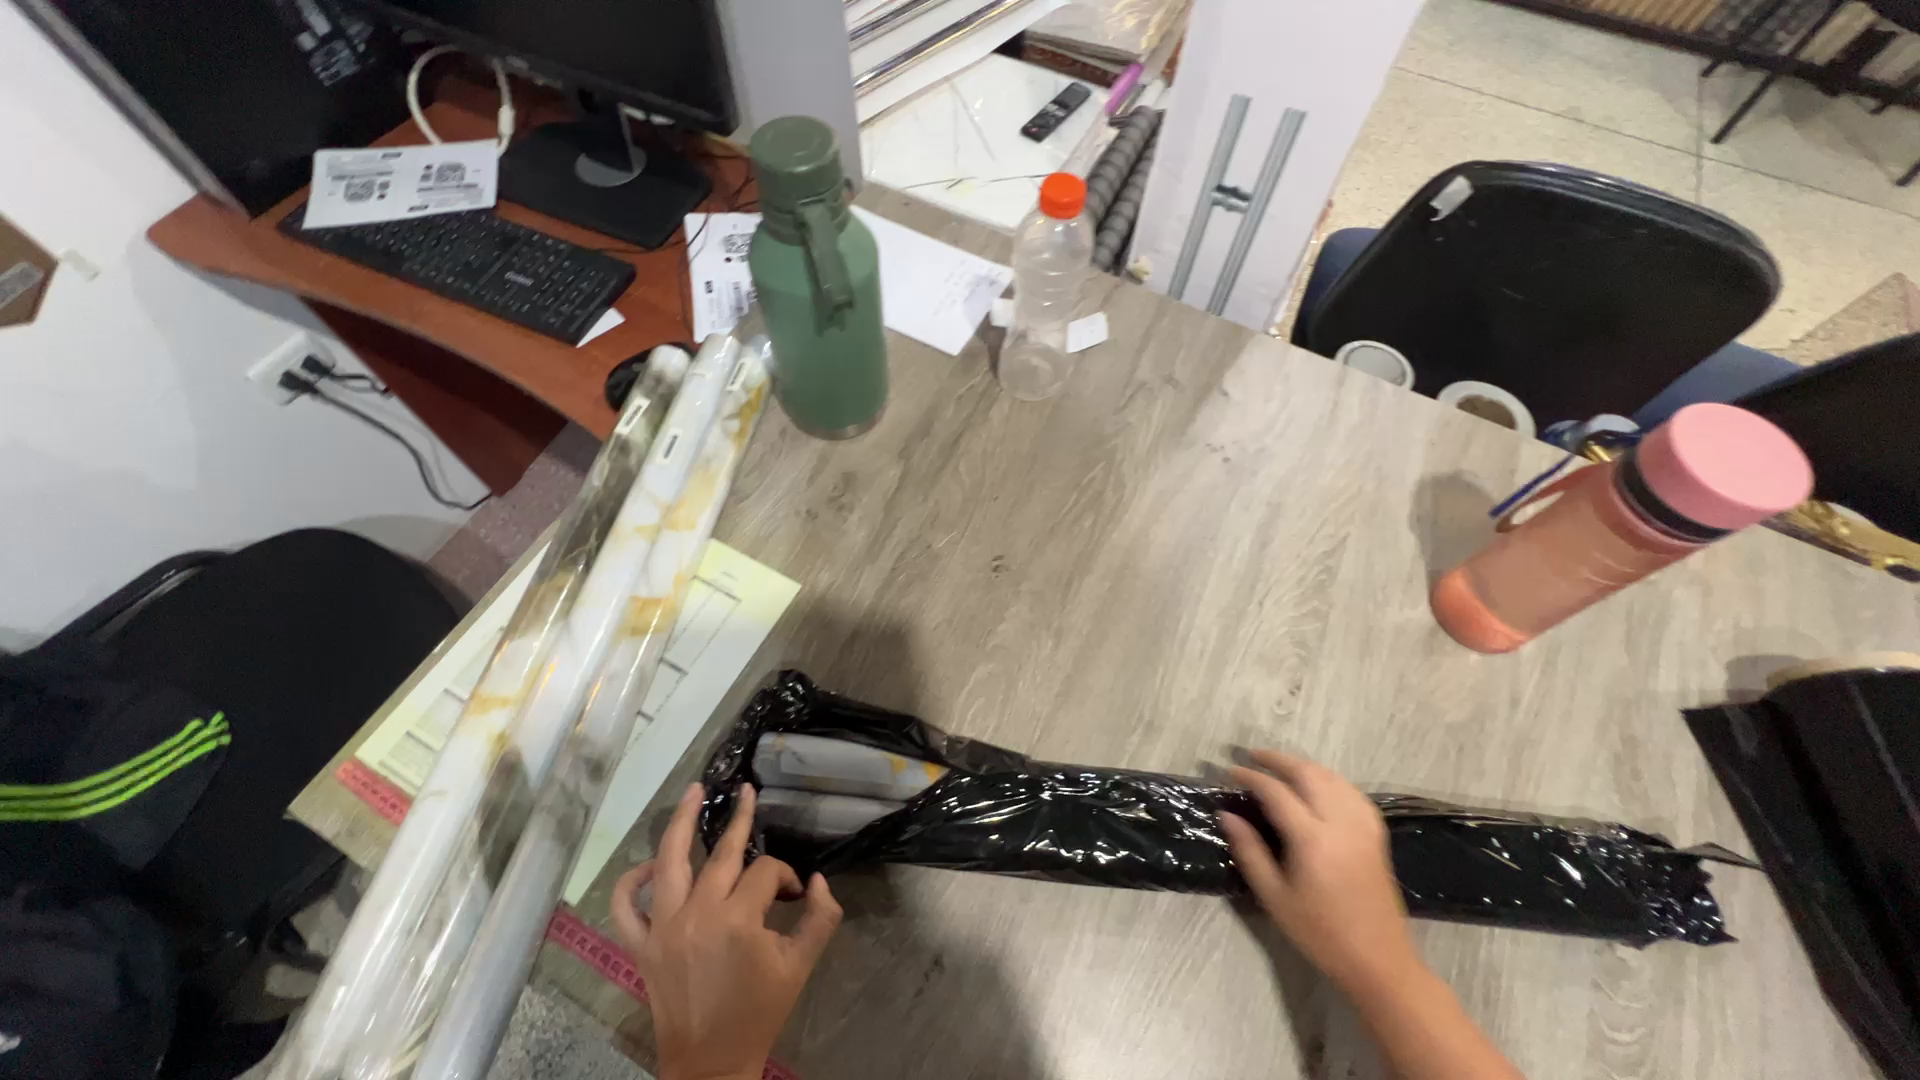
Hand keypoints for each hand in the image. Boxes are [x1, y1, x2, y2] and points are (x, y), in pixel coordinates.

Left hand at [611, 782, 842, 1079]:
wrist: (710, 1063)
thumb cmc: (759, 1012)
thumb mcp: (801, 966)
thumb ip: (820, 917)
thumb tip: (816, 879)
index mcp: (738, 920)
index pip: (767, 872)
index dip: (785, 876)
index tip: (793, 895)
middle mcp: (697, 914)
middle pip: (721, 853)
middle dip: (740, 819)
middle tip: (747, 791)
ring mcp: (663, 928)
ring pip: (668, 862)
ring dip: (680, 822)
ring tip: (692, 791)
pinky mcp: (639, 947)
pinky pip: (624, 907)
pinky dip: (630, 882)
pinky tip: (646, 864)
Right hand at [1220, 750, 1421, 994]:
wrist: (1377, 960)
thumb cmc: (1319, 932)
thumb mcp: (1273, 896)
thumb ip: (1249, 850)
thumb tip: (1227, 815)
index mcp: (1312, 839)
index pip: (1276, 792)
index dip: (1251, 777)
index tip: (1230, 771)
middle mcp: (1340, 823)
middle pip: (1308, 774)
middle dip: (1278, 760)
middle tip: (1252, 756)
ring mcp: (1363, 827)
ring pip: (1333, 778)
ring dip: (1304, 766)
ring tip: (1280, 766)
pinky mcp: (1376, 835)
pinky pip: (1352, 793)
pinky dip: (1331, 780)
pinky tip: (1319, 785)